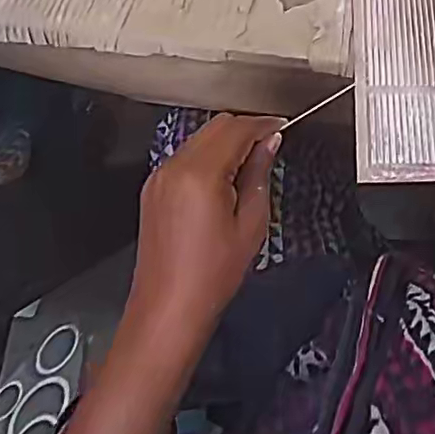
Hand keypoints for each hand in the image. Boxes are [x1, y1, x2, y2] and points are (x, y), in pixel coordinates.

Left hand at [130, 114, 281, 330]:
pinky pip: (185, 155)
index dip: (263, 125)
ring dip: (226, 140)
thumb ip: (259, 175)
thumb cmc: (211, 275)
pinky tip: (224, 176)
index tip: (280, 128)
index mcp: (200, 174)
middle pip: (216, 126)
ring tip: (250, 164)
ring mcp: (160, 176)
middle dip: (245, 129)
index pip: (236, 129)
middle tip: (269, 145)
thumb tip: (269, 144)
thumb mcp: (250, 224)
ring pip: (200, 137)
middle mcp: (175, 167)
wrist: (168, 309)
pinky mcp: (154, 188)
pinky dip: (208, 154)